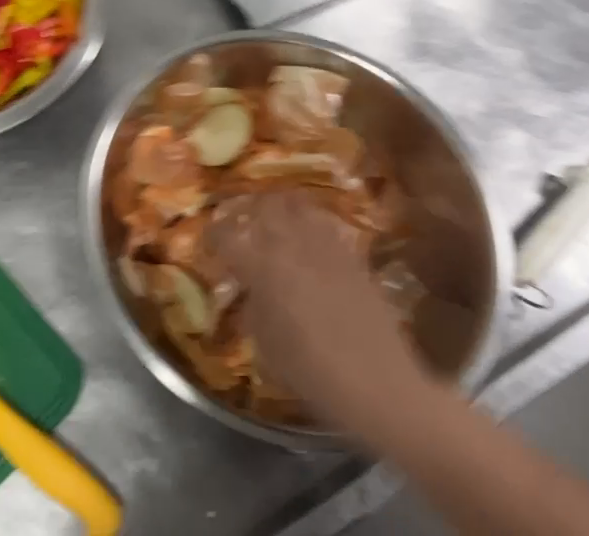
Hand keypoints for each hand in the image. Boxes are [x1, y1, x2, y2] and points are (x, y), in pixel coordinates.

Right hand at [209, 189, 432, 435]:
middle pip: (266, 205)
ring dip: (285, 208)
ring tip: (278, 220)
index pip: (226, 234)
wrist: (378, 384)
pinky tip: (313, 242)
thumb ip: (254, 308)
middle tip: (243, 221)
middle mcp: (292, 246)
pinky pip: (330, 228)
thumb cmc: (311, 371)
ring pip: (302, 206)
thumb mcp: (265, 345)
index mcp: (261, 267)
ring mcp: (328, 248)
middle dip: (250, 208)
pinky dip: (316, 226)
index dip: (213, 234)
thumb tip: (253, 291)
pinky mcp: (356, 259)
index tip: (210, 243)